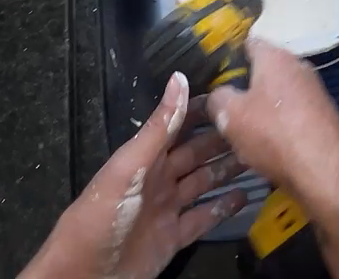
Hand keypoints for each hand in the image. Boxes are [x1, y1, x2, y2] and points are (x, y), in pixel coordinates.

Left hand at [22, 72, 248, 278]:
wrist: (84, 275)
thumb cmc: (103, 213)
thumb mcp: (130, 165)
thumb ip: (158, 126)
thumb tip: (179, 78)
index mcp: (147, 156)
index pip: (178, 124)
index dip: (200, 110)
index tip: (229, 94)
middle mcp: (160, 178)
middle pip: (195, 153)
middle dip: (220, 139)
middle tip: (252, 125)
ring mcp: (168, 209)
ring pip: (203, 182)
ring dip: (226, 170)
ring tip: (255, 156)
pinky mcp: (173, 238)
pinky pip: (202, 218)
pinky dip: (222, 208)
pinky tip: (243, 197)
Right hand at [207, 40, 338, 203]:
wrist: (325, 170)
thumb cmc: (273, 134)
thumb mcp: (231, 117)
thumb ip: (218, 99)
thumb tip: (219, 95)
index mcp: (275, 56)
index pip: (250, 43)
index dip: (231, 57)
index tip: (217, 76)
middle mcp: (298, 65)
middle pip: (266, 69)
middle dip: (248, 87)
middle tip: (230, 109)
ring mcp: (315, 89)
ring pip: (281, 93)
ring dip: (266, 108)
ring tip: (249, 133)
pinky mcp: (325, 113)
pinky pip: (296, 112)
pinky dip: (283, 124)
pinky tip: (274, 147)